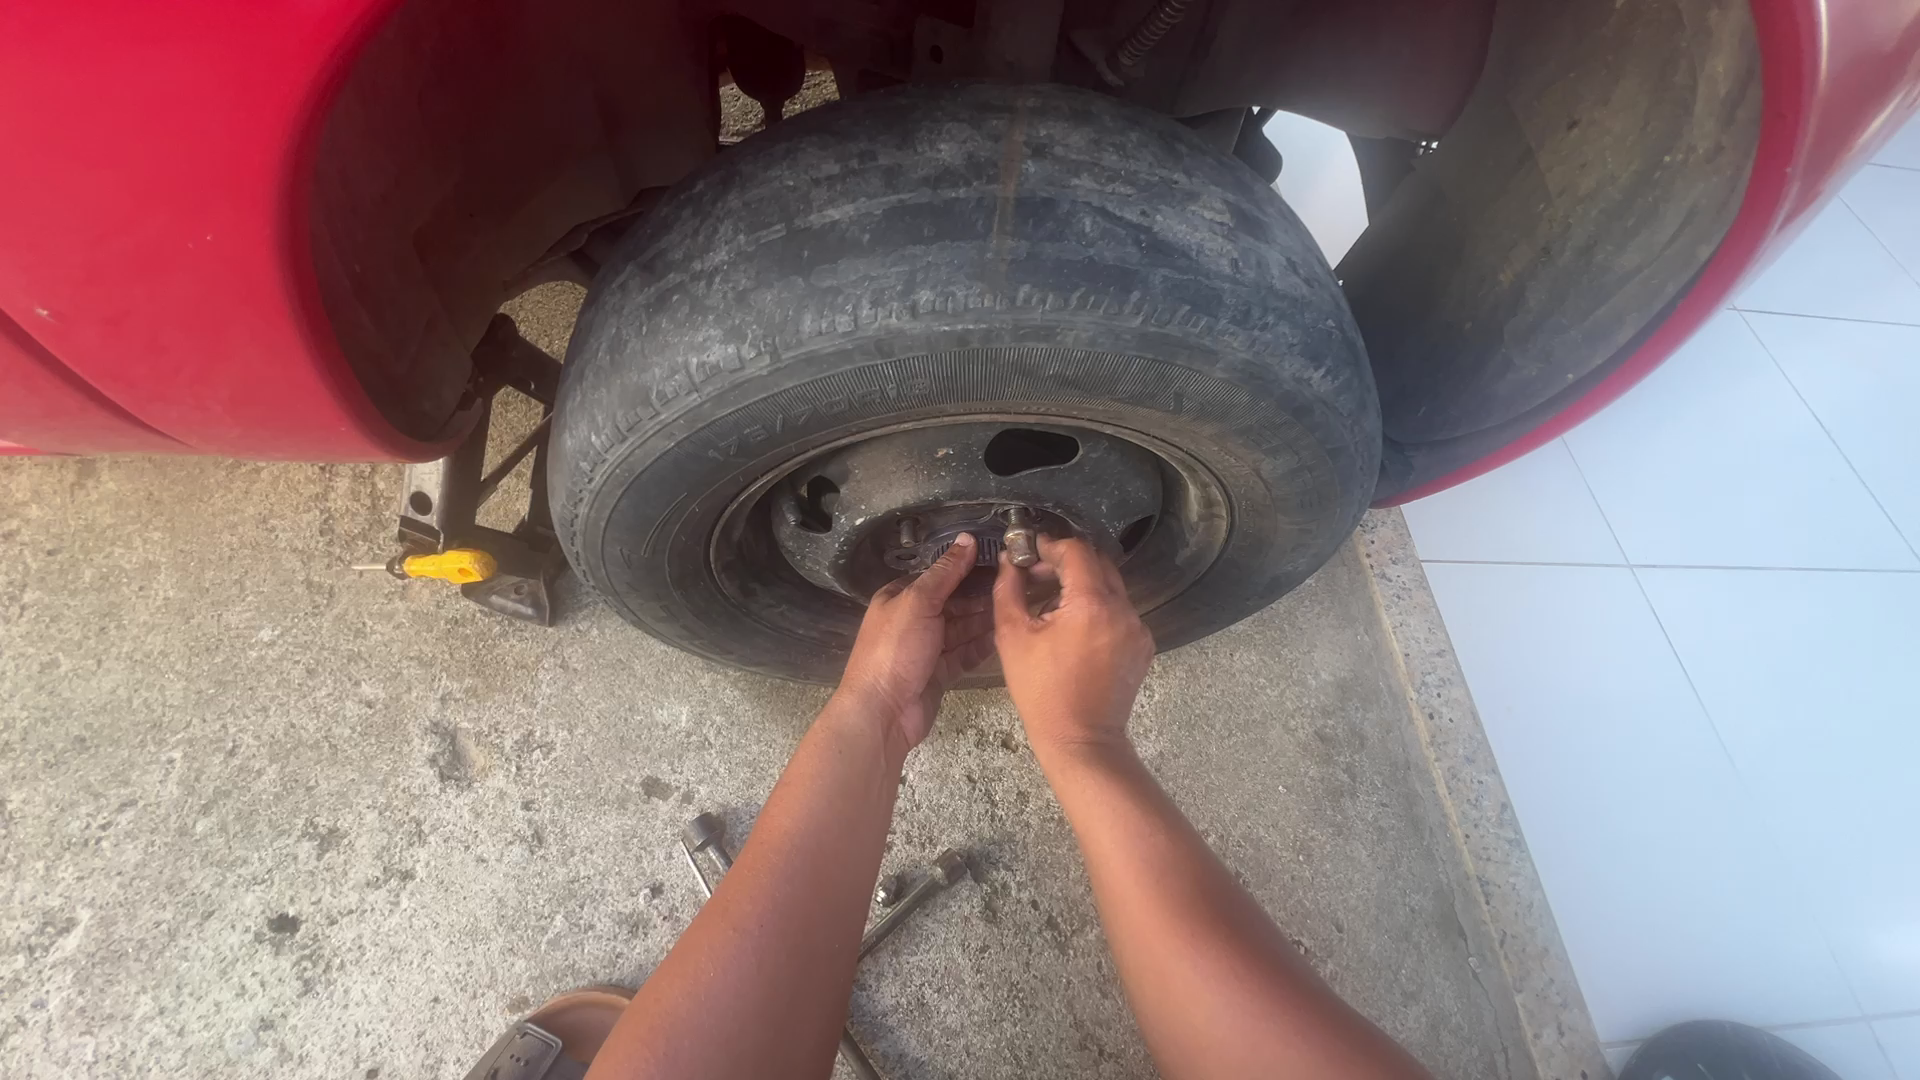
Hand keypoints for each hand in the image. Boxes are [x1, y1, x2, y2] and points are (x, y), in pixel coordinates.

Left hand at [836, 533, 995, 747]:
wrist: (882, 712)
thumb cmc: (894, 651)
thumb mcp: (919, 602)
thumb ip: (946, 573)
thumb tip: (966, 540)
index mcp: (900, 598)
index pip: (938, 577)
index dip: (966, 569)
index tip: (998, 563)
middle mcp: (912, 620)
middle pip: (953, 603)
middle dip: (980, 598)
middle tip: (1014, 589)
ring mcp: (925, 648)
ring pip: (961, 629)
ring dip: (984, 621)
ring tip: (1014, 610)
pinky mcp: (938, 672)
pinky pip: (963, 654)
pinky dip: (980, 647)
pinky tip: (1002, 638)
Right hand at [992, 535, 1153, 761]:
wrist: (1081, 739)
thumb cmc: (1041, 691)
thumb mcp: (1013, 636)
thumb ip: (1009, 590)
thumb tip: (1010, 561)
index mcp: (1092, 603)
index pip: (1077, 551)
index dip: (1051, 546)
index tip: (1031, 552)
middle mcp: (1123, 609)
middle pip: (1098, 563)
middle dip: (1066, 562)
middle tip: (1037, 574)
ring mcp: (1138, 627)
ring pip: (1110, 587)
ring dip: (1082, 585)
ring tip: (1052, 604)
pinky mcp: (1142, 644)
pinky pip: (1120, 611)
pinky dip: (1098, 608)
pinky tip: (1074, 628)